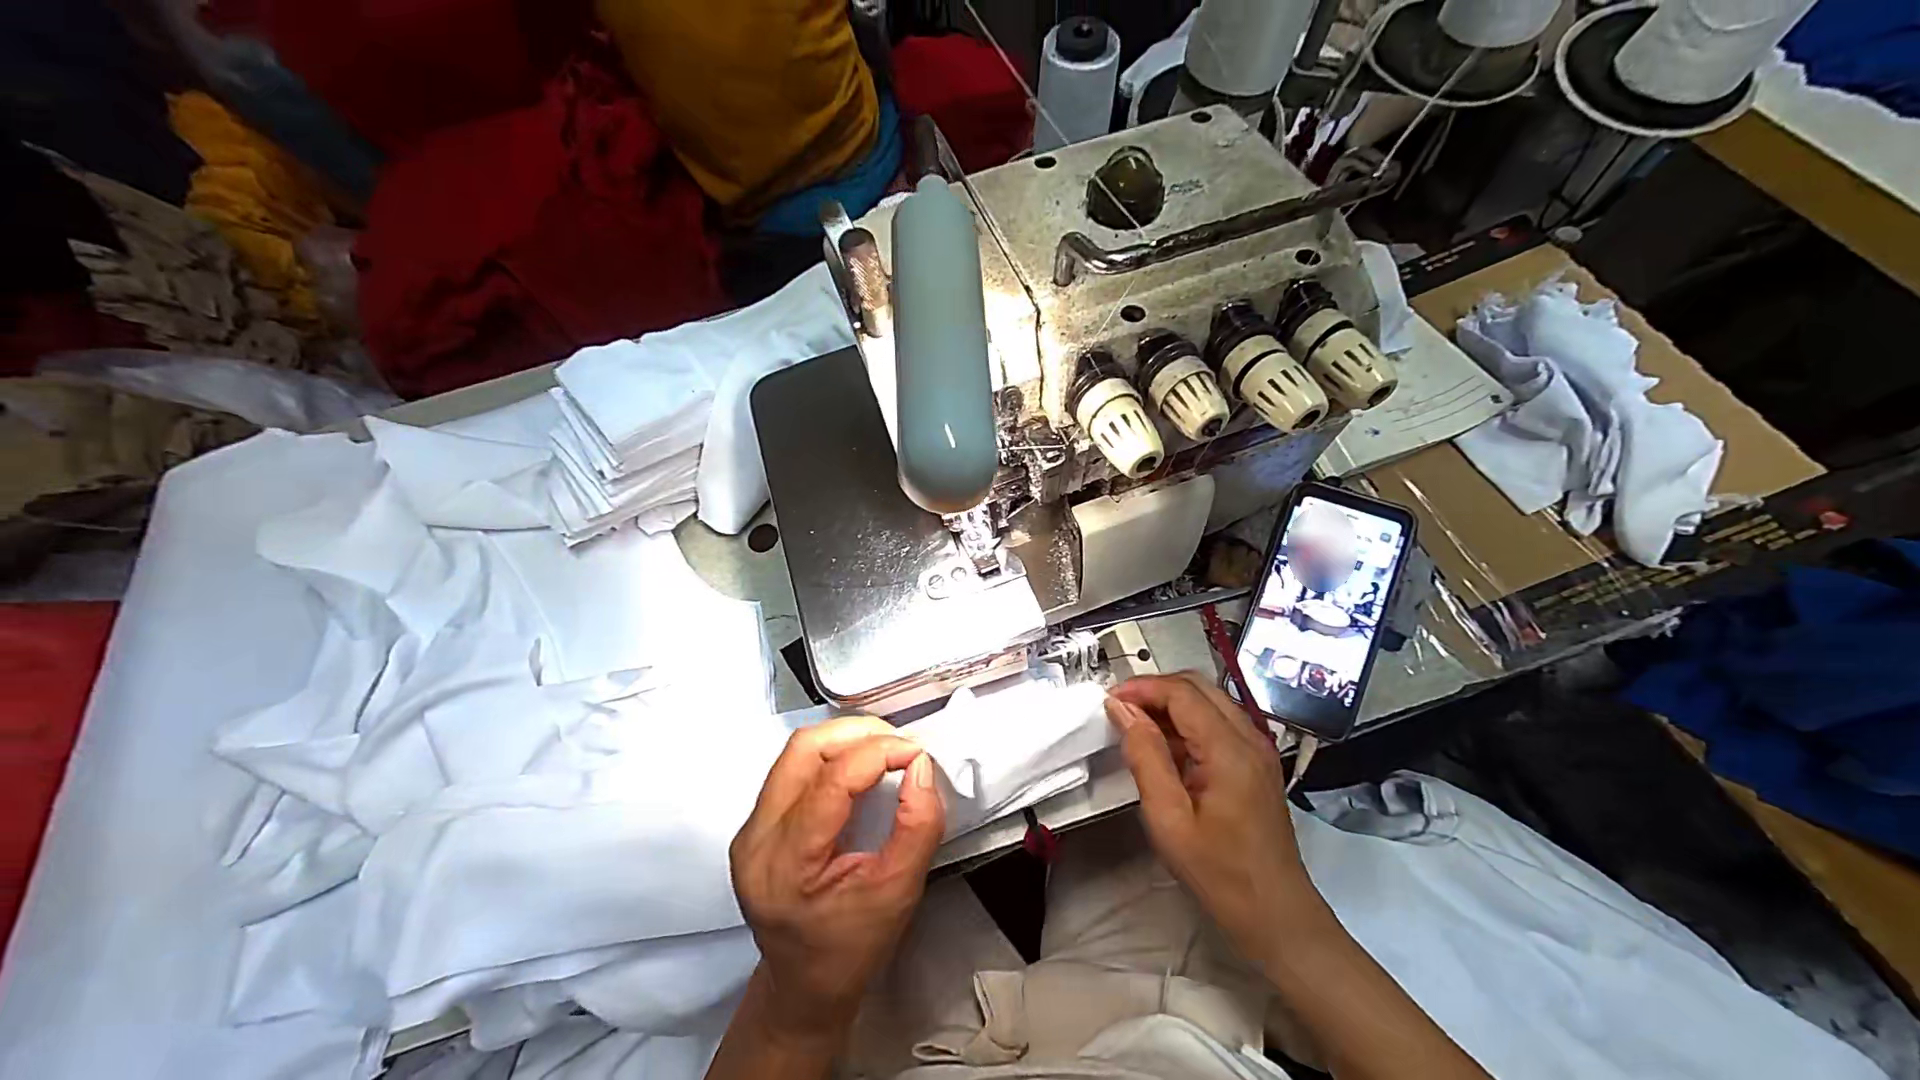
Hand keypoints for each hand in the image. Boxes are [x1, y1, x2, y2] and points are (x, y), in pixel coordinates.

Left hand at [727, 716, 944, 1048]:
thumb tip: (921, 767)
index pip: (831, 780)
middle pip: (803, 750)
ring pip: (796, 752)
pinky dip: (833, 756)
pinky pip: (794, 769)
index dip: (879, 753)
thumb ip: (917, 826)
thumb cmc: (852, 949)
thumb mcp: (899, 892)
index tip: (918, 754)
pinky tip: (861, 768)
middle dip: (858, 735)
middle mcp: (756, 838)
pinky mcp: (757, 824)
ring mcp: (750, 829)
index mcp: (786, 863)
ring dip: (845, 740)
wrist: (805, 987)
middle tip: (901, 746)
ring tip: (885, 751)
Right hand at [1106, 672, 1323, 960]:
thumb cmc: (1219, 872)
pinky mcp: (1257, 762)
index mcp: (1230, 749)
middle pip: (1198, 687)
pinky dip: (1187, 721)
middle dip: (1155, 689)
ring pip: (1209, 700)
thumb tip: (1122, 709)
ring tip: (1135, 725)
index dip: (1142, 689)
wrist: (1277, 915)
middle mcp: (1250, 737)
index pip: (1182, 693)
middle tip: (1119, 710)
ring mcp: (1258, 748)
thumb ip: (1145, 756)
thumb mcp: (1168, 818)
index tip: (1109, 702)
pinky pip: (1218, 722)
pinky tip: (1165, 745)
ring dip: (1170, 703)